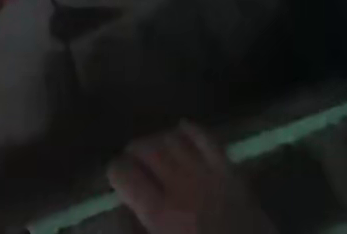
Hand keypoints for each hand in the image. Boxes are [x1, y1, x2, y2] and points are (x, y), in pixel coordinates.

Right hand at [108, 123, 275, 233]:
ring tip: (154, 153)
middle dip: (133, 152)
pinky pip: (205, 138)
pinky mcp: (231, 174)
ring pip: (172, 139)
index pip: (125, 174)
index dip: (116, 172)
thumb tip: (120, 215)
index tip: (115, 178)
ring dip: (158, 141)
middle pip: (146, 149)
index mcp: (161, 215)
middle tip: (132, 164)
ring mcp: (208, 175)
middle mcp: (180, 186)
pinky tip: (181, 132)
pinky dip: (190, 130)